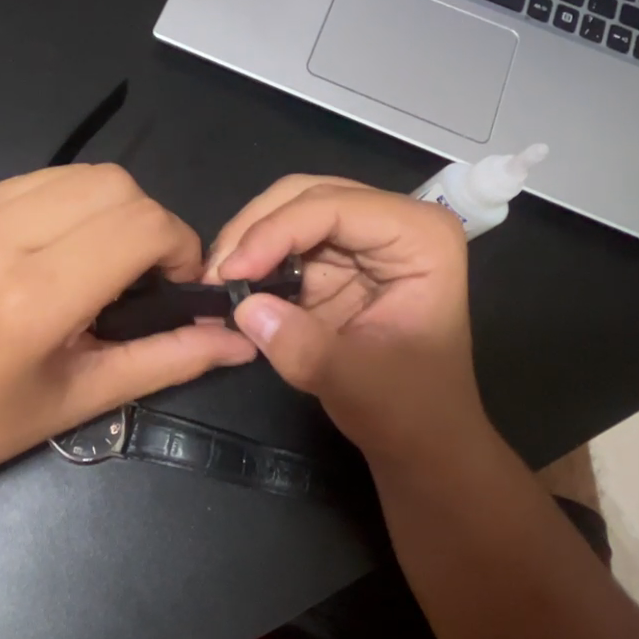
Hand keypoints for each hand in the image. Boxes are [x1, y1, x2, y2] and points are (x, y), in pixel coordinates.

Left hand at [0, 165, 257, 485]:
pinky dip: (69, 206)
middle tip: (143, 275)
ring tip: (101, 263)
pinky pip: (39, 181)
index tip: (177, 285)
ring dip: (110, 210)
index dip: (179, 247)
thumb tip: (239, 337)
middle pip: (114, 184)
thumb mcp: (83, 397)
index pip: (139, 226)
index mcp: (30, 299)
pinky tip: (59, 250)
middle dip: (150, 224)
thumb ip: (169, 358)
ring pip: (79, 174)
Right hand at [208, 176, 486, 466]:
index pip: (336, 207)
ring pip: (289, 209)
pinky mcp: (337, 258)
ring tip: (216, 280)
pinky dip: (252, 257)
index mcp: (421, 237)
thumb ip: (302, 345)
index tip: (231, 274)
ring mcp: (364, 236)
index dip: (276, 232)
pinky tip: (230, 284)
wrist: (422, 442)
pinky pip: (283, 239)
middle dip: (255, 230)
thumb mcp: (356, 384)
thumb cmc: (409, 412)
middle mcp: (395, 222)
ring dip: (247, 241)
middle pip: (307, 195)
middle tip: (215, 274)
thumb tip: (245, 308)